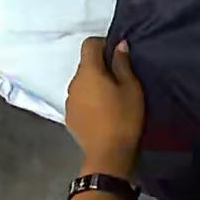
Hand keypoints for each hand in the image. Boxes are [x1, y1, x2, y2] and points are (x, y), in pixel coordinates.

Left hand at [66, 37, 144, 178]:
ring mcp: (68, 101)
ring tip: (111, 98)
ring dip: (93, 83)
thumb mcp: (131, 88)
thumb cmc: (124, 118)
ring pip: (82, 82)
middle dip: (100, 66)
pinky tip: (101, 112)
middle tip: (119, 79)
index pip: (89, 44)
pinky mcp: (68, 117)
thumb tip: (119, 45)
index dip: (103, 44)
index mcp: (88, 71)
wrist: (108, 156)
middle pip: (85, 64)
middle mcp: (73, 82)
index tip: (117, 55)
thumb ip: (123, 64)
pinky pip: (78, 99)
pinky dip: (88, 99)